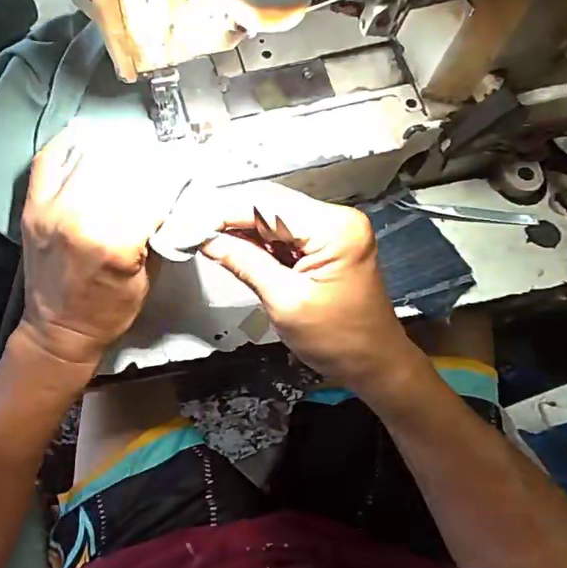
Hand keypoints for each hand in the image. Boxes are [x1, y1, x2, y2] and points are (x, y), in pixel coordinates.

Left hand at [17, 129, 170, 370]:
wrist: (58, 330)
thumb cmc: (109, 311)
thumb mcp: (149, 275)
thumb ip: (160, 230)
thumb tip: (174, 194)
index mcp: (114, 243)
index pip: (152, 189)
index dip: (173, 175)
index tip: (183, 170)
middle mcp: (79, 219)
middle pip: (121, 165)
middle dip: (146, 160)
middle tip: (159, 161)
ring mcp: (50, 209)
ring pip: (88, 156)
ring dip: (115, 150)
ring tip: (130, 151)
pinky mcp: (32, 206)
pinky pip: (49, 159)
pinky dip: (70, 145)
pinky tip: (89, 139)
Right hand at [198, 183, 422, 388]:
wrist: (374, 362)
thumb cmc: (338, 340)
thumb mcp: (284, 302)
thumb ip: (245, 263)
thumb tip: (208, 240)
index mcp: (335, 229)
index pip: (268, 206)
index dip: (225, 214)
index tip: (192, 224)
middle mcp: (337, 219)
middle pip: (271, 204)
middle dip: (230, 218)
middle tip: (194, 230)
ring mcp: (334, 229)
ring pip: (274, 215)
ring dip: (242, 228)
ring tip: (207, 238)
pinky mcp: (327, 242)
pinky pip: (285, 232)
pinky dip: (258, 240)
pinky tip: (234, 247)